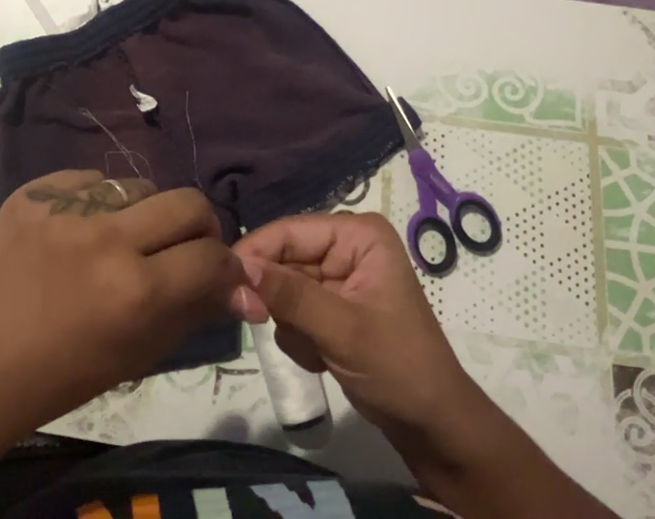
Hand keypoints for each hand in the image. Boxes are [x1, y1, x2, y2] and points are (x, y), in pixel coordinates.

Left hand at [0, 171, 244, 518]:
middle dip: (199, 227)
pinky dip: (97, 204)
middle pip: (187, 202)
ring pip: (137, 186)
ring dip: (144, 214)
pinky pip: (88, 181)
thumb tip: (240, 286)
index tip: (219, 272)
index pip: (212, 256)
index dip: (225, 266)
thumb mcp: (137, 355)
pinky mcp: (32, 193)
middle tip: (183, 248)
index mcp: (135, 290)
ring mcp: (64, 209)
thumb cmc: (60, 376)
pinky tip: (79, 233)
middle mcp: (105, 238)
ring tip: (122, 241)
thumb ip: (192, 310)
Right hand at [231, 213, 615, 518]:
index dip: (255, 254)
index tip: (225, 287)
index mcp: (358, 235)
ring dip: (291, 324)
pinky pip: (290, 312)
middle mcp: (346, 247)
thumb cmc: (397, 367)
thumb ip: (290, 295)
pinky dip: (298, 338)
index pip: (289, 231)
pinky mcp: (330, 308)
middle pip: (281, 259)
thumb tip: (239, 266)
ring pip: (280, 289)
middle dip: (277, 299)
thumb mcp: (342, 330)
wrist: (430, 424)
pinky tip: (323, 358)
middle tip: (273, 327)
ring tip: (319, 349)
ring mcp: (337, 279)